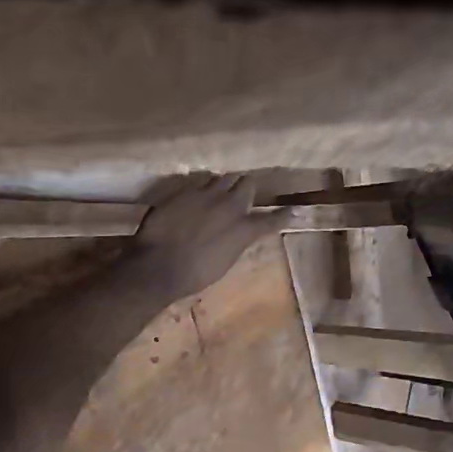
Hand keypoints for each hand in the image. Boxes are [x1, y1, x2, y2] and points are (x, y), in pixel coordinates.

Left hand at [129, 174, 287, 301]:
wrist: (159, 265)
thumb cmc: (194, 274)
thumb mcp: (226, 260)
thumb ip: (237, 240)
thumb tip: (239, 232)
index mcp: (244, 229)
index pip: (272, 219)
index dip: (284, 215)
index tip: (293, 210)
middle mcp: (230, 206)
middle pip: (247, 184)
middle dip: (246, 188)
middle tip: (242, 194)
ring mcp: (207, 195)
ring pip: (224, 177)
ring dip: (224, 184)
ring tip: (219, 192)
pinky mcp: (186, 191)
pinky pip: (200, 182)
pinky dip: (203, 188)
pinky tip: (197, 197)